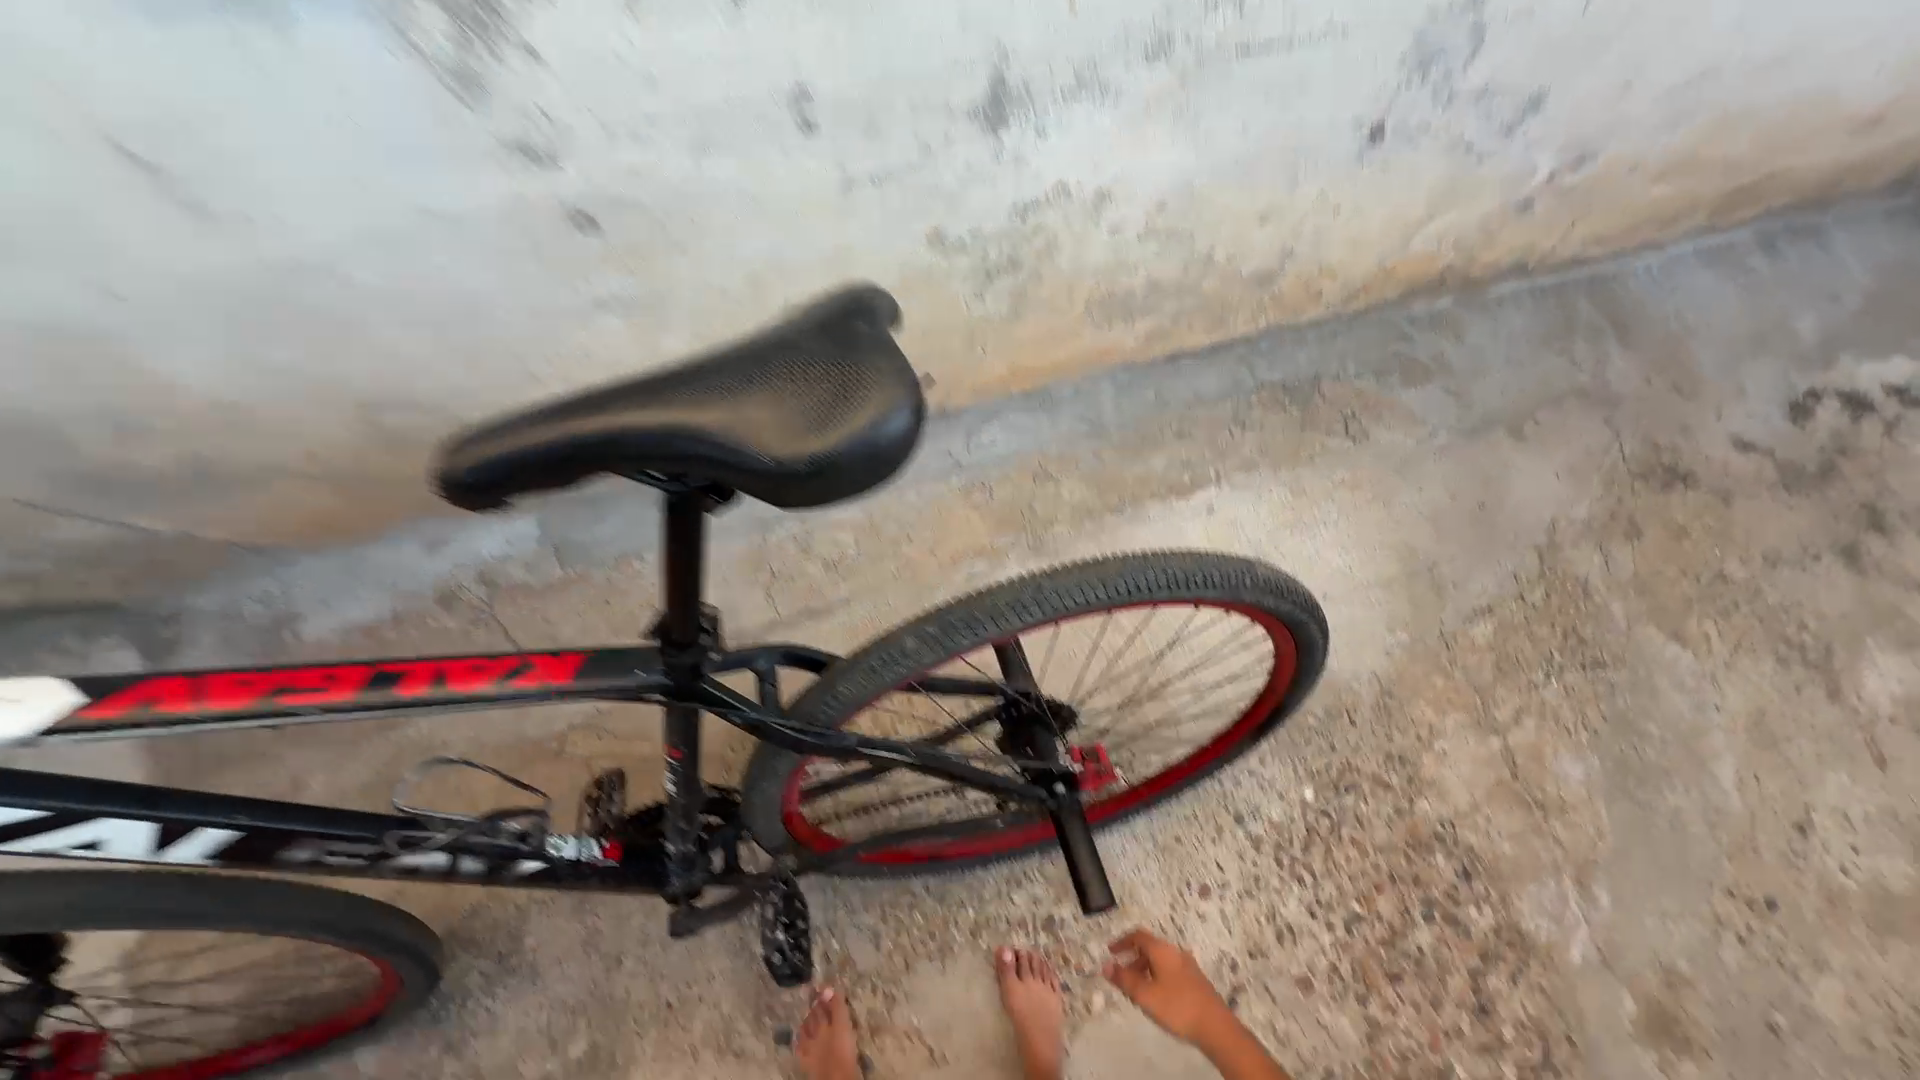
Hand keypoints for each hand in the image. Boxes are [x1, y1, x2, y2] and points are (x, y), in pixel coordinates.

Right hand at [1101, 929, 1233, 1045]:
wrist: (1215, 1026)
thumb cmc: (1176, 1006)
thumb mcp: (1145, 994)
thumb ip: (1124, 979)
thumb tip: (1105, 965)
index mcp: (1162, 950)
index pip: (1138, 936)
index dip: (1122, 941)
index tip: (1110, 952)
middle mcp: (1176, 952)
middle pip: (1149, 948)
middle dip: (1132, 960)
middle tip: (1122, 977)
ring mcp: (1188, 966)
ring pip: (1160, 961)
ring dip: (1145, 970)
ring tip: (1137, 991)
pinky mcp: (1195, 980)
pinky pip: (1170, 970)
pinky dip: (1157, 977)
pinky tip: (1157, 997)